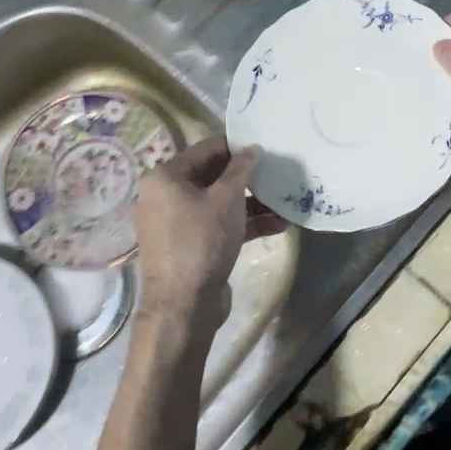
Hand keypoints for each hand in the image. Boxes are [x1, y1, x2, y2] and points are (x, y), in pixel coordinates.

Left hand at [133, 136, 287, 338]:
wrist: (183, 305)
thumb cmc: (202, 241)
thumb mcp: (226, 200)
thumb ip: (241, 170)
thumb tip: (252, 149)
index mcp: (165, 178)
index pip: (205, 149)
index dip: (236, 146)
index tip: (265, 144)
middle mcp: (165, 197)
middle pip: (212, 176)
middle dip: (247, 177)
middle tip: (278, 170)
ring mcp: (177, 223)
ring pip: (219, 203)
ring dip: (252, 203)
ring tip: (285, 199)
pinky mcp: (190, 246)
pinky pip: (219, 225)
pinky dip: (245, 223)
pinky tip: (279, 224)